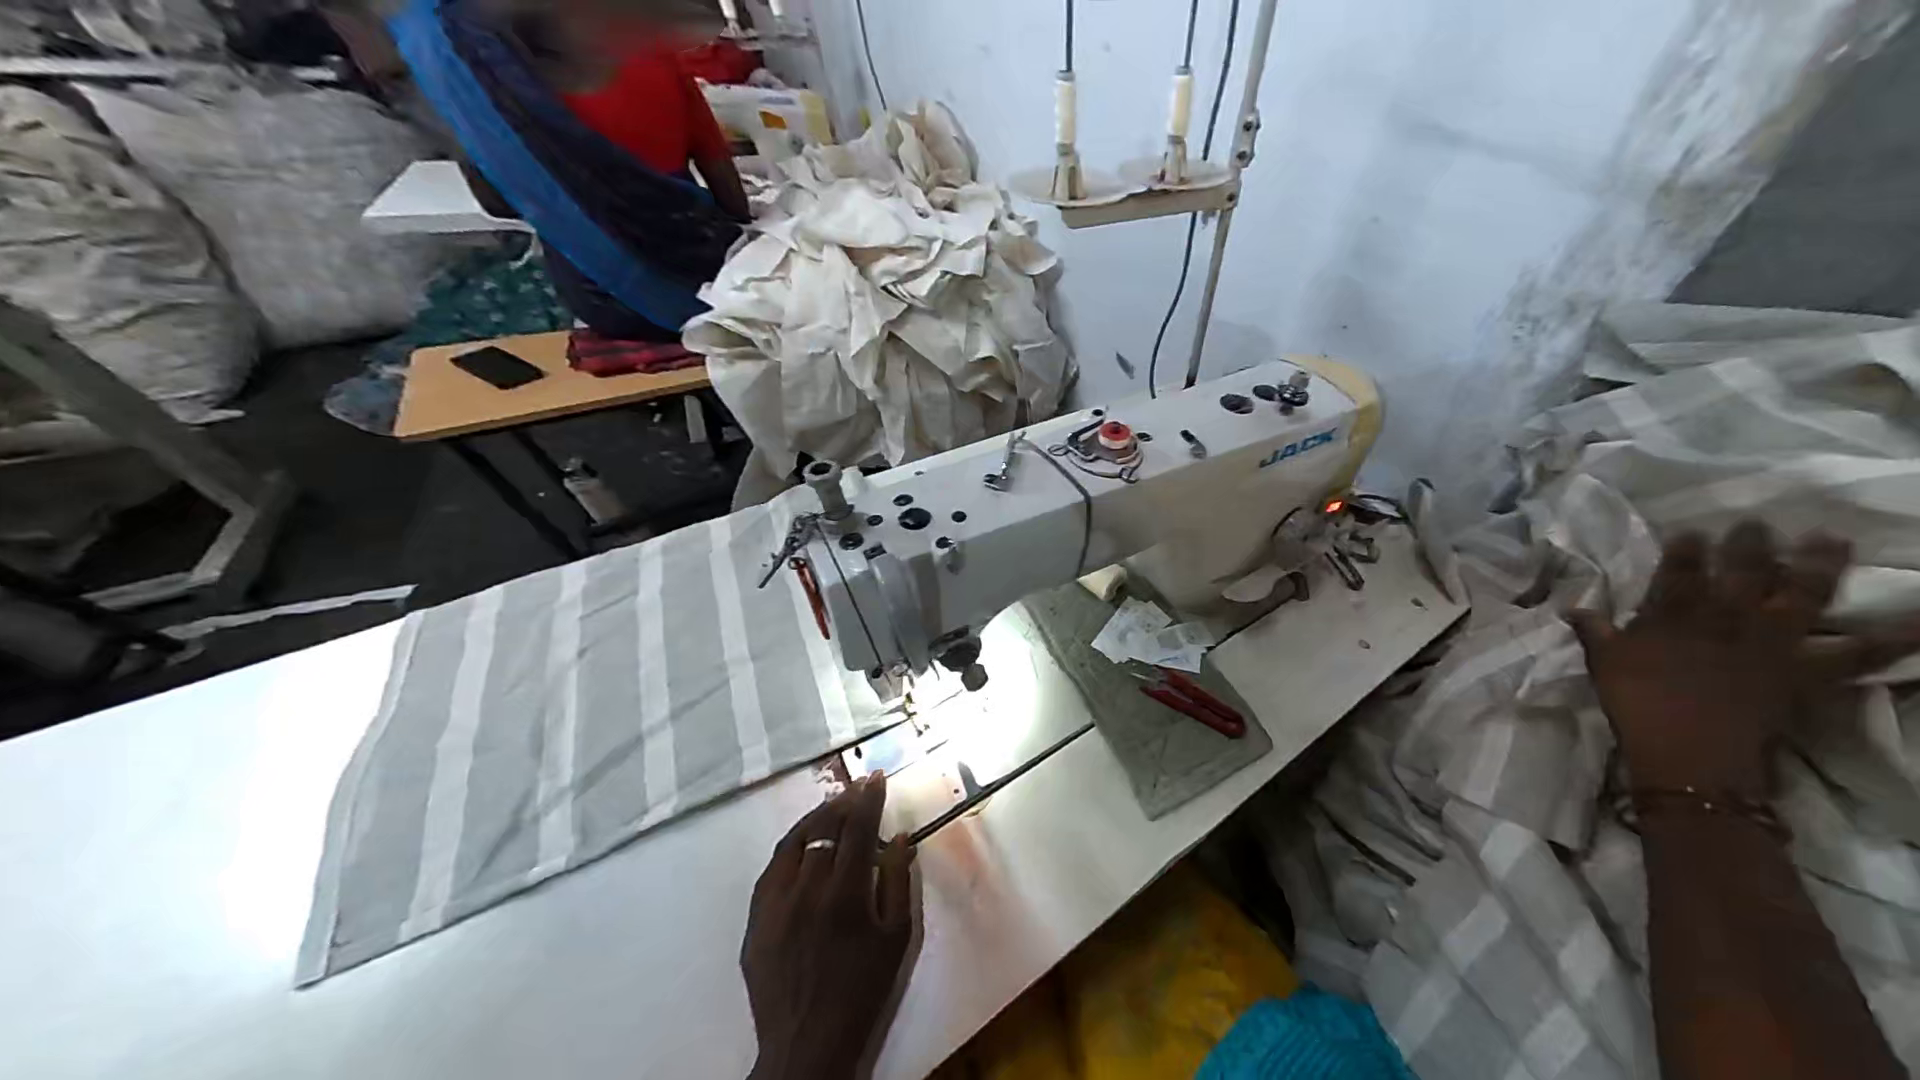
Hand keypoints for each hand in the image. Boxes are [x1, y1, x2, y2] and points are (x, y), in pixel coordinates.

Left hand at [742, 774, 915, 1079]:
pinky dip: (791, 846)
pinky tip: (803, 842)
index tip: (877, 777)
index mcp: (845, 894)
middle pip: (824, 827)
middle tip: (858, 786)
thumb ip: (898, 882)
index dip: (868, 798)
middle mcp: (806, 889)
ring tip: (832, 805)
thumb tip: (900, 837)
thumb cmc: (863, 991)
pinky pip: (772, 867)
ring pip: (794, 842)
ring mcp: (775, 902)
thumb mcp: (896, 939)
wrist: (807, 1043)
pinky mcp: (755, 918)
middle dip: (844, 800)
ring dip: (816, 817)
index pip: (857, 828)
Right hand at [1571, 522, 1918, 795]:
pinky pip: (1860, 652)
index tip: (1692, 531)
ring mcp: (1771, 642)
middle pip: (1741, 573)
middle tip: (1757, 524)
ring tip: (1830, 538)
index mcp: (1671, 616)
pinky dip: (1897, 637)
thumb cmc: (1636, 702)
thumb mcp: (1603, 663)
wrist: (1690, 749)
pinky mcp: (1806, 669)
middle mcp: (1725, 619)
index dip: (1685, 550)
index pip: (1678, 573)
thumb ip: (1594, 631)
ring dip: (1817, 565)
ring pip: (1800, 595)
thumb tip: (1575, 607)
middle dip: (1749, 546)